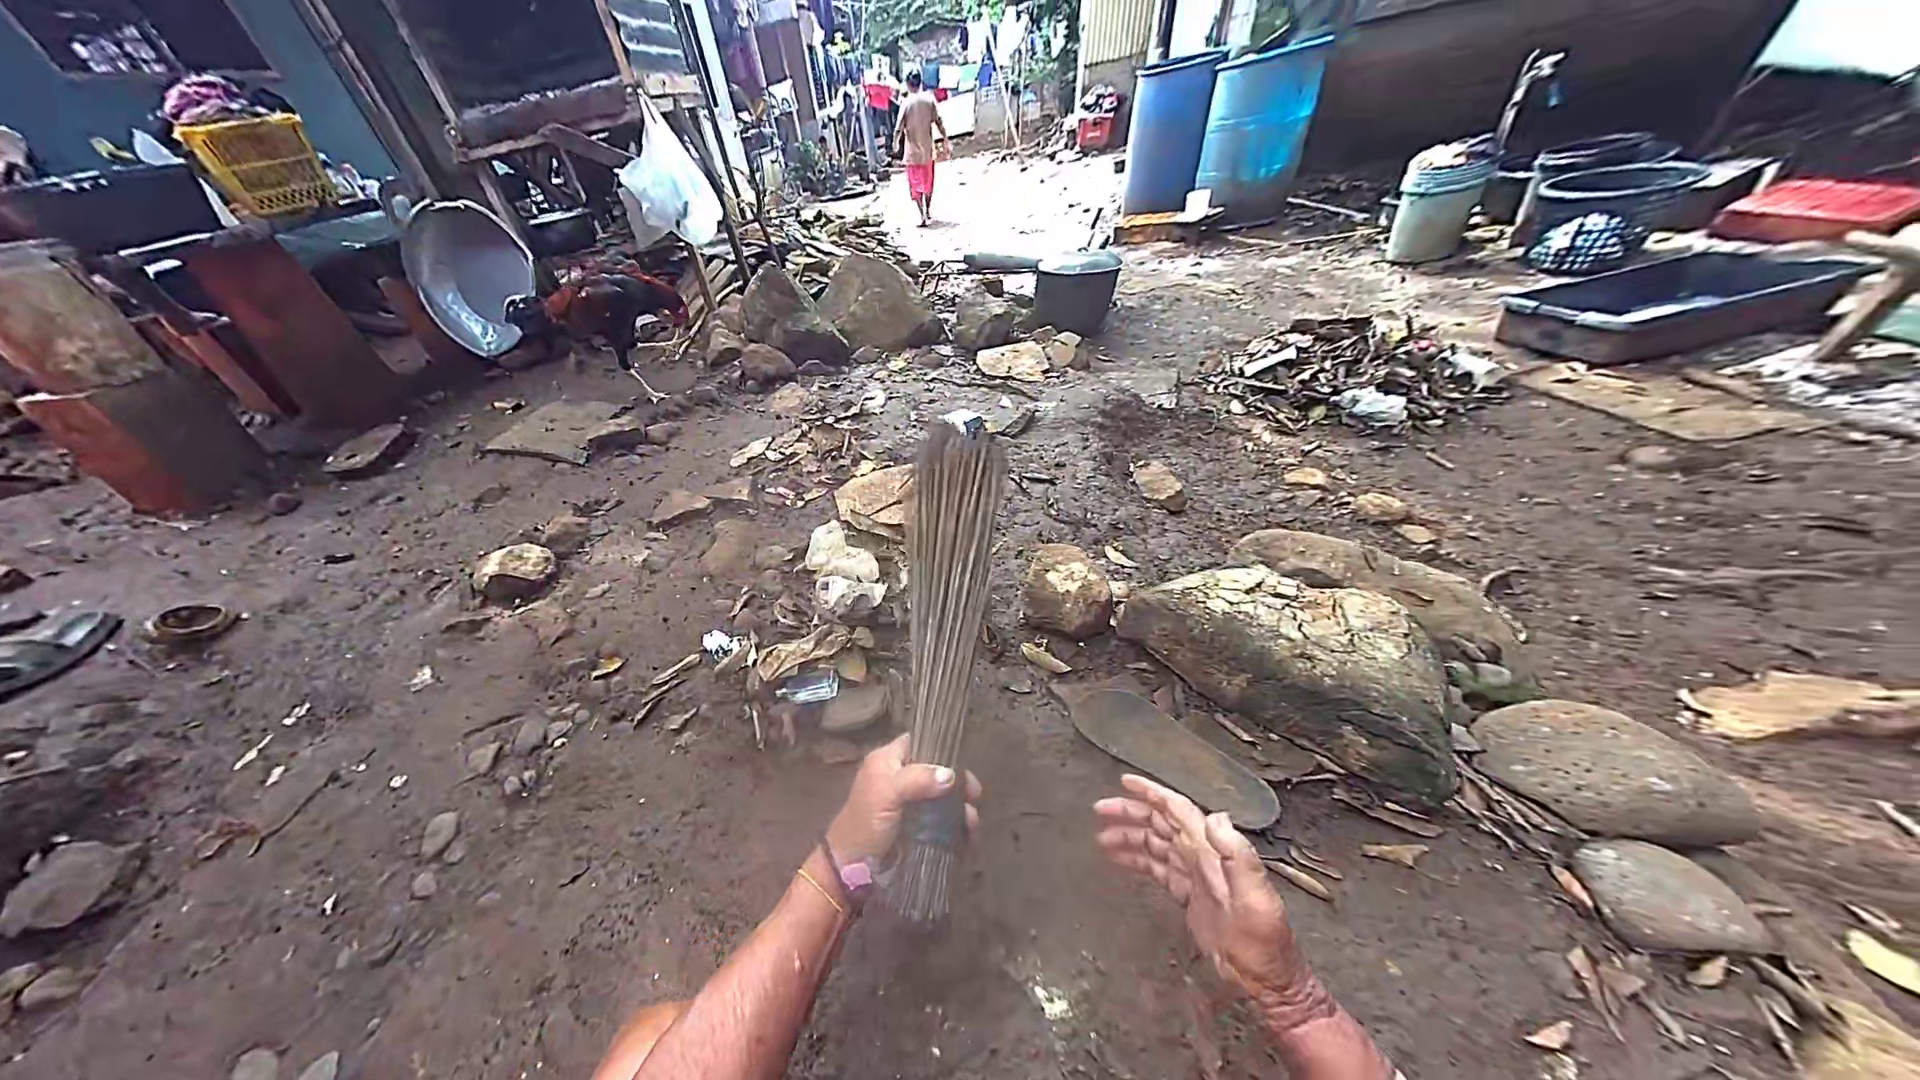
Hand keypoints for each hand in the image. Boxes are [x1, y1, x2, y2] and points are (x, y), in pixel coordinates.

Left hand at [826, 734, 980, 865]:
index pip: (919, 742)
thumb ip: (917, 779)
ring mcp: (914, 805)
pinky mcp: (922, 829)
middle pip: (939, 771)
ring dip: (961, 806)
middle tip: (973, 793)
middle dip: (958, 782)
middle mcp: (903, 778)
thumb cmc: (865, 824)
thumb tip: (951, 775)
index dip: (940, 747)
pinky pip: (947, 821)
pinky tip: (969, 832)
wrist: (852, 872)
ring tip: (970, 819)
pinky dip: (960, 825)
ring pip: (946, 797)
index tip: (962, 760)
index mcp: (889, 760)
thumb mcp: (886, 793)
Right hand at [1095, 775, 1319, 1018]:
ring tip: (1102, 837)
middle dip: (1130, 812)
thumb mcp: (1255, 899)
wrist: (1267, 981)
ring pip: (1155, 843)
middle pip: (1160, 823)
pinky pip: (1157, 867)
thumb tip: (1215, 817)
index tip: (1126, 782)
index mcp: (1213, 851)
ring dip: (1129, 836)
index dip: (1152, 793)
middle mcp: (1201, 855)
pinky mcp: (1187, 894)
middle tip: (1100, 809)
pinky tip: (1119, 858)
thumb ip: (1237, 856)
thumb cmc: (1263, 942)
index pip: (1178, 811)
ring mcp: (1193, 874)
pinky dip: (1137, 859)